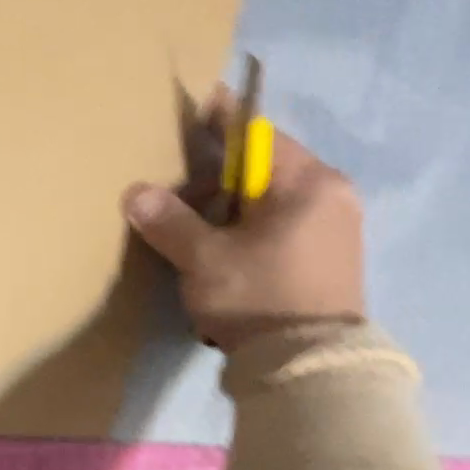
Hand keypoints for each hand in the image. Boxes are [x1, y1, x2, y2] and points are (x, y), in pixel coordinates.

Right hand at [122, 90, 366, 355]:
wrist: (303, 358)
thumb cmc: (255, 297)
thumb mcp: (203, 259)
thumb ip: (170, 223)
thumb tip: (135, 192)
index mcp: (306, 184)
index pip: (259, 139)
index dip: (223, 127)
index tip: (194, 112)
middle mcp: (330, 194)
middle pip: (265, 170)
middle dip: (219, 176)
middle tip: (174, 189)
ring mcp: (333, 226)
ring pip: (271, 201)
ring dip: (230, 207)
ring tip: (189, 226)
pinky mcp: (325, 256)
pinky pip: (279, 225)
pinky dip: (245, 228)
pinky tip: (219, 249)